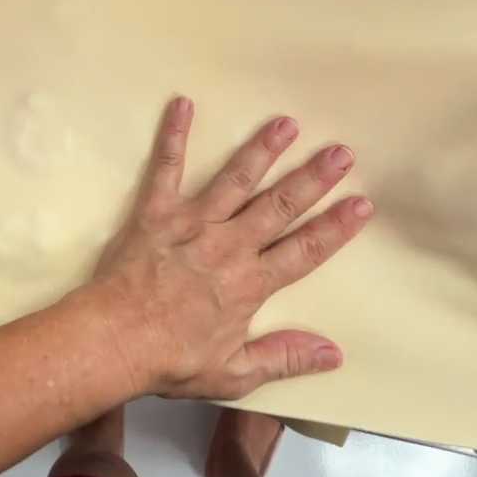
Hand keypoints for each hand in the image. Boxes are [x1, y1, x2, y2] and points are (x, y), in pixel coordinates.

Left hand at [78, 95, 373, 400]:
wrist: (114, 338)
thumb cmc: (170, 358)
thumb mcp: (234, 372)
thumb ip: (284, 357)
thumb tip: (333, 352)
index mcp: (249, 283)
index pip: (304, 251)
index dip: (335, 228)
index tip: (362, 204)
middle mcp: (227, 245)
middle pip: (279, 206)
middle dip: (313, 178)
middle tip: (340, 152)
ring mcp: (191, 222)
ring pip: (235, 179)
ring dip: (262, 149)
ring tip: (285, 123)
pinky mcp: (156, 210)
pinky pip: (167, 166)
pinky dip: (174, 135)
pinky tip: (183, 104)